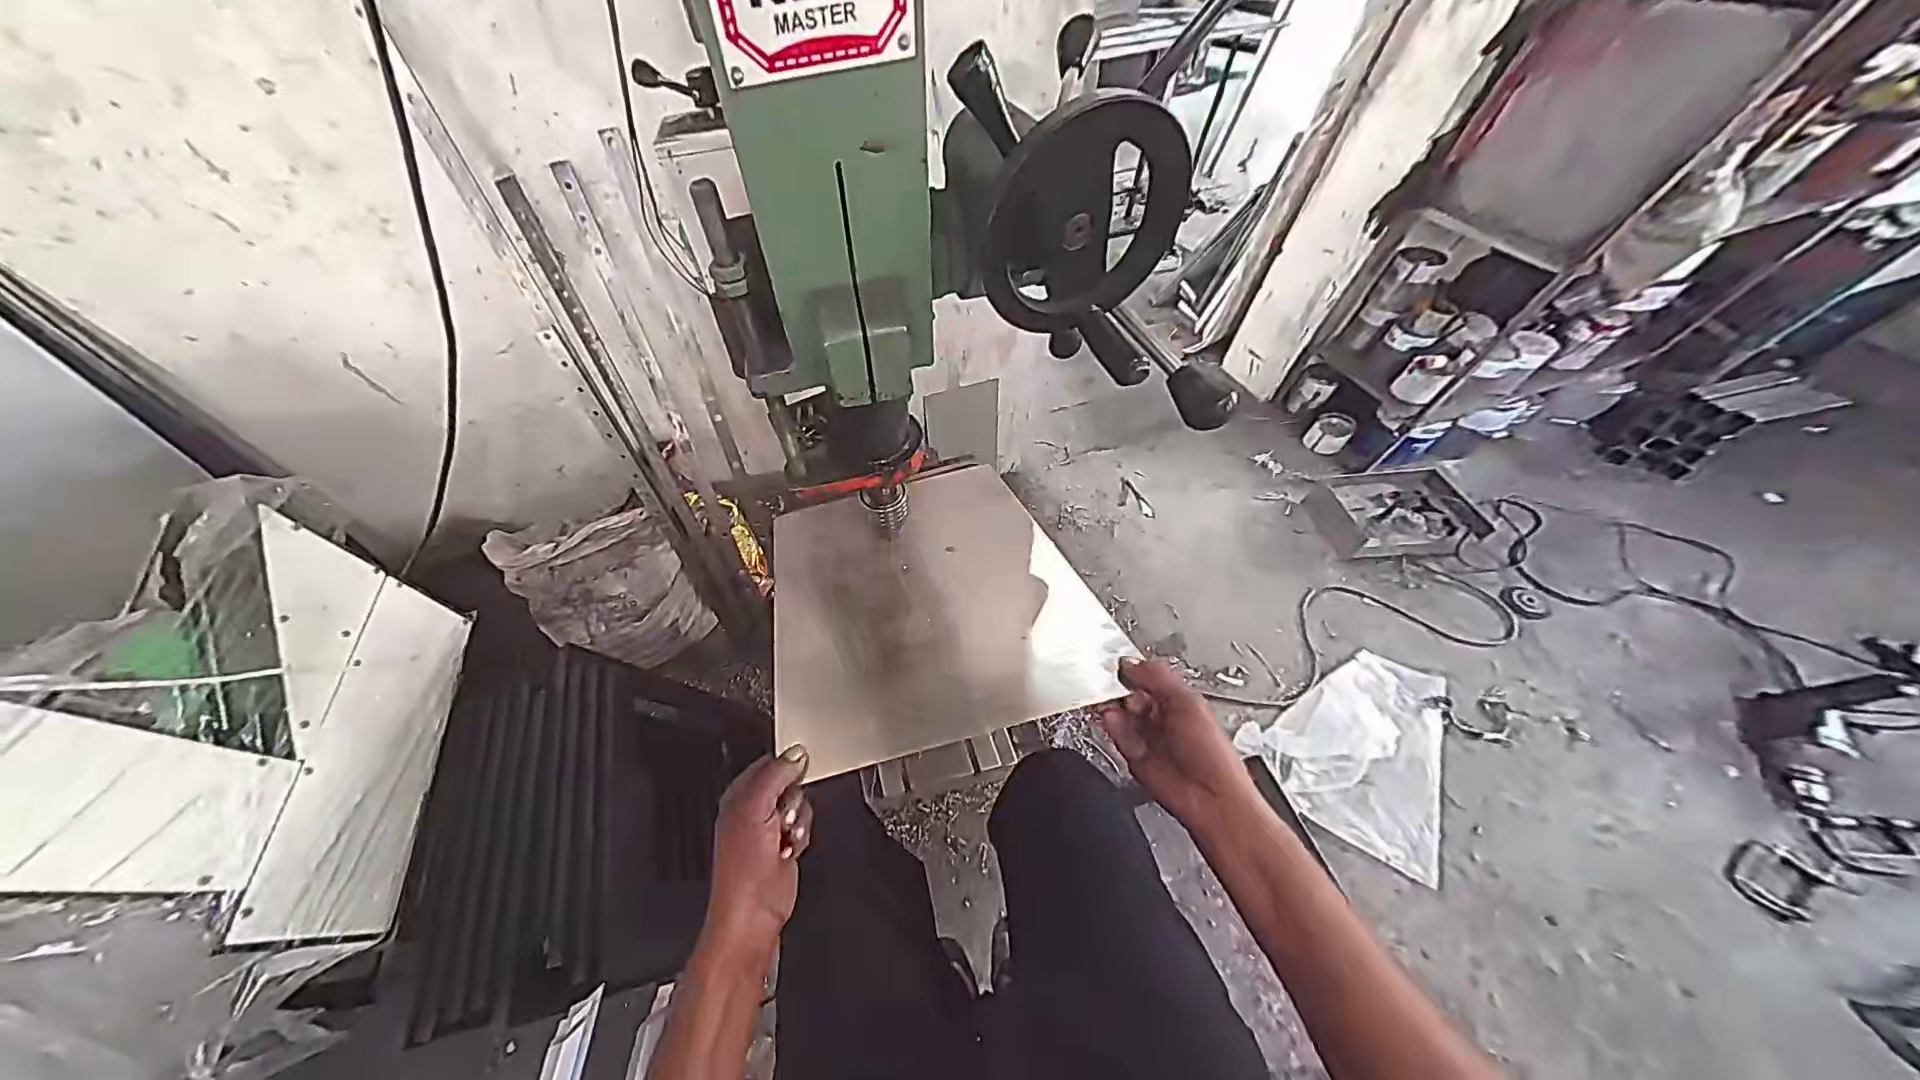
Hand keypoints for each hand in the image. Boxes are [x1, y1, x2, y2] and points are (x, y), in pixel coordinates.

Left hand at [703, 745, 812, 957]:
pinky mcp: (786, 843)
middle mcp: (753, 809)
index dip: (785, 765)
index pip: (768, 762)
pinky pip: (804, 824)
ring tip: (785, 837)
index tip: (794, 775)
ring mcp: (770, 828)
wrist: (753, 913)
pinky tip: (790, 848)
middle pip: (789, 783)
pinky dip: (802, 835)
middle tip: (783, 815)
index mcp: (738, 795)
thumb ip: (776, 775)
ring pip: (800, 803)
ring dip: (799, 819)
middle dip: (793, 797)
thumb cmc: (742, 870)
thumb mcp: (756, 808)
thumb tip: (795, 754)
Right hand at [1097, 658, 1255, 829]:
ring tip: (1105, 699)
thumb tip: (1131, 663)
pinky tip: (1109, 717)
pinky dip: (1109, 723)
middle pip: (1129, 693)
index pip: (1148, 676)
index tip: (1117, 664)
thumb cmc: (1211, 754)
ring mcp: (1147, 735)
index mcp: (1177, 699)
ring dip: (1110, 704)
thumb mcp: (1187, 702)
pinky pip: (1115, 732)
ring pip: (1119, 712)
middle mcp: (1161, 716)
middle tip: (1107, 682)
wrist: (1210, 796)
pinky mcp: (1134, 753)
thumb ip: (1158, 679)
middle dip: (1117, 687)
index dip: (1132, 670)